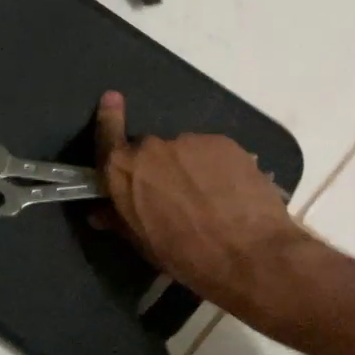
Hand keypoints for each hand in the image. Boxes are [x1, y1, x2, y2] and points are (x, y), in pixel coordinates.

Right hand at [94, 91, 312, 313]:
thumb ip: (119, 220)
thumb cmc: (188, 256)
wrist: (254, 257)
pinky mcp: (224, 144)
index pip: (107, 133)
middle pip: (149, 149)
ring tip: (212, 197)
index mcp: (121, 170)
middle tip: (177, 193)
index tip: (112, 97)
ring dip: (190, 167)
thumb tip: (100, 212)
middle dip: (158, 166)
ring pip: (184, 151)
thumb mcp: (144, 243)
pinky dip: (218, 167)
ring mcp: (188, 142)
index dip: (109, 116)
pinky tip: (233, 192)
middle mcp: (150, 147)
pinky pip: (213, 152)